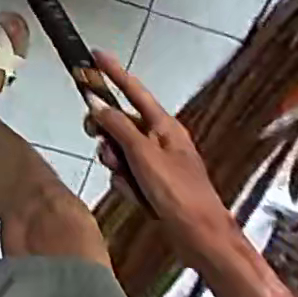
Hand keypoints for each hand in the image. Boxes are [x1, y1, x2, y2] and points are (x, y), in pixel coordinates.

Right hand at [83, 50, 297, 296]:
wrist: (203, 241)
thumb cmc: (179, 194)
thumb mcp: (142, 155)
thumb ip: (116, 125)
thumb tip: (95, 102)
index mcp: (164, 126)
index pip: (133, 89)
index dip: (113, 71)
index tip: (94, 54)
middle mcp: (160, 139)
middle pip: (120, 122)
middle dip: (106, 131)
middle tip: (94, 135)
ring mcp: (157, 161)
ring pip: (119, 148)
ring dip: (115, 162)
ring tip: (126, 178)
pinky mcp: (154, 183)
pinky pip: (127, 172)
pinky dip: (125, 182)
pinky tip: (136, 195)